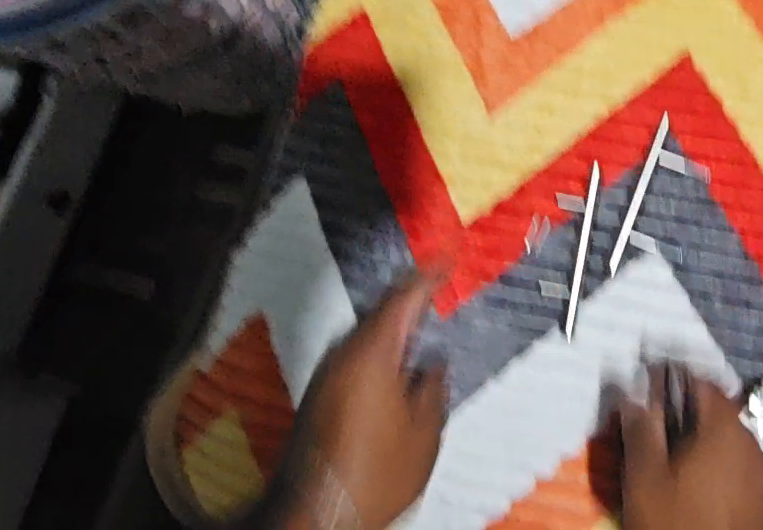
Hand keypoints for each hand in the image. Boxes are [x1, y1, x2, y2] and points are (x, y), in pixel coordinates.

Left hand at [257, 272, 448, 529]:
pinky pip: (356, 353)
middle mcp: (344, 353)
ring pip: (368, 332)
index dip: (430, 273)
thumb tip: (433, 364)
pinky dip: (378, 348)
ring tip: (422, 327)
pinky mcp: (319, 393)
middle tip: (437, 287)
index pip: (405, 295)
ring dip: (395, 325)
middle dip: (411, 297)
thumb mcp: (424, 432)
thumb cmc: (372, 475)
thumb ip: (434, 385)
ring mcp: (327, 372)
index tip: (447, 258)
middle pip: (382, 309)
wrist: (315, 515)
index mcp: (373, 351)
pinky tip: (395, 367)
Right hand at [618, 365, 762, 529]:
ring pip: (737, 453)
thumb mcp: (645, 481)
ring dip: (715, 459)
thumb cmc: (680, 529)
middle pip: (719, 420)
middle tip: (665, 456)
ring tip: (690, 488)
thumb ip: (641, 428)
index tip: (651, 406)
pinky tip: (715, 510)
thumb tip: (634, 388)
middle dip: (692, 428)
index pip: (700, 383)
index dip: (673, 388)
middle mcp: (758, 445)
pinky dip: (734, 486)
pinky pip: (753, 483)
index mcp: (725, 428)